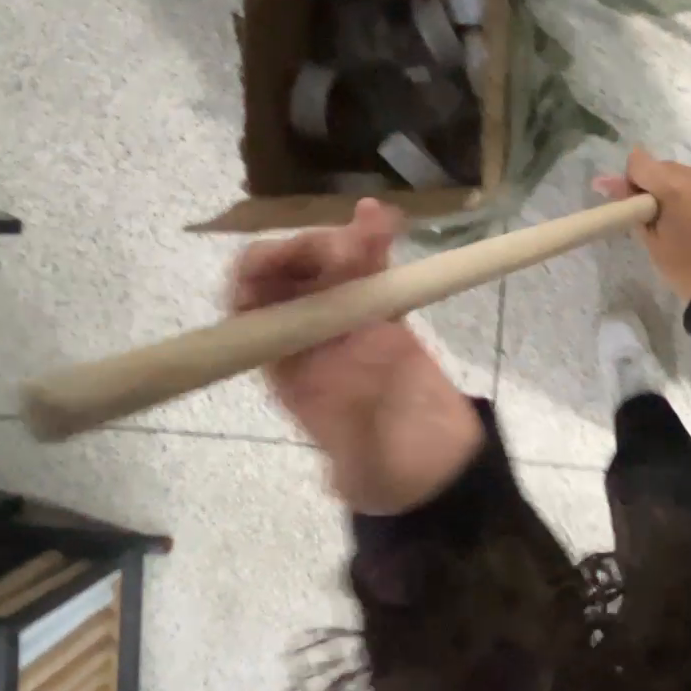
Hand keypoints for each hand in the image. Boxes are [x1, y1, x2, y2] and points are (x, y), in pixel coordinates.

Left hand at [231, 199, 483, 515]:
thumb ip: (352, 417)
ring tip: (374, 221)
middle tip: (344, 246)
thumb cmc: (389, 471)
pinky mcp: (388, 314)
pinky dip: (378, 243)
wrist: (437, 468)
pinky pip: (377, 272)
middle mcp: (311, 339)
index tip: (280, 259)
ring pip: (336, 267)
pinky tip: (385, 219)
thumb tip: (346, 365)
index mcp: (287, 369)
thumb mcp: (361, 462)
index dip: (257, 278)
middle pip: (292, 278)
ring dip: (348, 238)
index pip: (252, 310)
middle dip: (308, 251)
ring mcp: (350, 322)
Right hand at [594, 148, 690, 301]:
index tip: (631, 207)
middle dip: (643, 185)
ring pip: (669, 172)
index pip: (636, 163)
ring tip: (661, 219)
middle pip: (654, 165)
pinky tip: (677, 217)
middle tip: (643, 217)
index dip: (628, 182)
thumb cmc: (680, 262)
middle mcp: (689, 175)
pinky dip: (674, 193)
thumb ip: (628, 204)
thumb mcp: (648, 235)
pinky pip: (684, 182)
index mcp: (672, 185)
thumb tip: (602, 182)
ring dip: (659, 188)